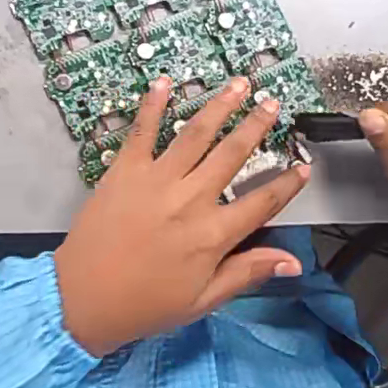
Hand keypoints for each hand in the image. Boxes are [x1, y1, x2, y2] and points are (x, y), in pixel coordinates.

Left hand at [54, 76, 310, 355]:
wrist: (84, 297)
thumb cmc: (144, 304)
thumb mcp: (202, 300)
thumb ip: (246, 273)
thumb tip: (292, 262)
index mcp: (213, 235)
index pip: (262, 203)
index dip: (287, 184)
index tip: (303, 166)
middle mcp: (190, 200)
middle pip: (232, 155)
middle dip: (256, 126)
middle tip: (272, 103)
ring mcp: (156, 180)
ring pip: (195, 134)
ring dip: (219, 106)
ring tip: (237, 85)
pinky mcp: (124, 171)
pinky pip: (142, 132)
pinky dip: (153, 105)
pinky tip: (163, 83)